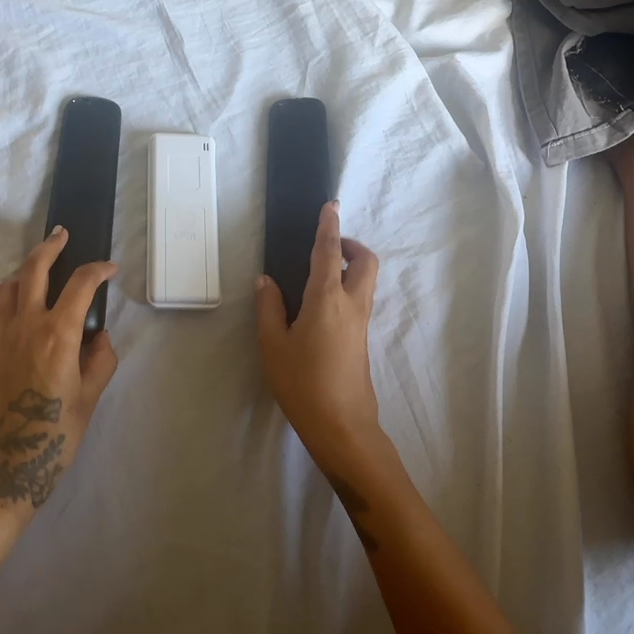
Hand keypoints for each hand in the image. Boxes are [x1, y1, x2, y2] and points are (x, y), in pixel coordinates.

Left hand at [0, 227, 119, 516]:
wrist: (2, 467)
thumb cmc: (54, 436)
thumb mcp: (89, 399)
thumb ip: (100, 360)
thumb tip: (97, 337)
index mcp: (57, 334)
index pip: (81, 284)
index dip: (98, 270)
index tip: (109, 269)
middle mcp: (25, 326)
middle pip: (34, 269)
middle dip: (50, 246)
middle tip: (61, 235)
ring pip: (9, 287)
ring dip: (26, 272)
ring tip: (39, 271)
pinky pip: (0, 316)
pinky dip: (14, 304)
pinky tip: (26, 319)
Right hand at [255, 201, 382, 459]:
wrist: (341, 427)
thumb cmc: (302, 383)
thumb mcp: (273, 345)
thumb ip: (269, 308)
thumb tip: (267, 281)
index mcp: (327, 299)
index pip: (330, 252)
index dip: (329, 227)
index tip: (331, 206)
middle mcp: (351, 304)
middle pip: (366, 261)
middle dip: (352, 245)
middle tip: (328, 246)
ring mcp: (362, 323)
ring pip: (367, 281)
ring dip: (351, 266)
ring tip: (320, 273)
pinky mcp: (362, 340)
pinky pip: (360, 299)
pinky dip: (348, 287)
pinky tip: (320, 305)